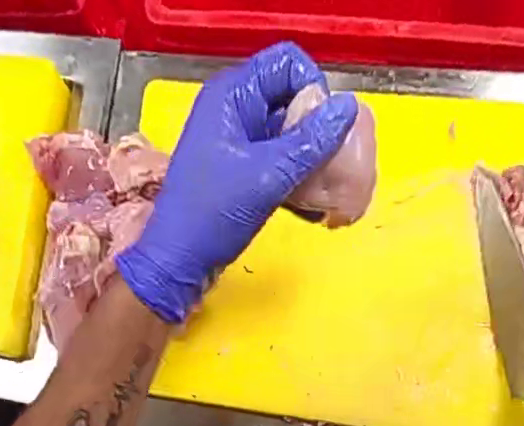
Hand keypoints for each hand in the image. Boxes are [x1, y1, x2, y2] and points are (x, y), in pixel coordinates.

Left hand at [115, 42, 359, 322]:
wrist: (177, 265)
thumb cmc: (209, 217)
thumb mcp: (267, 177)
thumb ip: (310, 142)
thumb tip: (346, 109)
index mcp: (231, 96)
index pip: (288, 63)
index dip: (314, 89)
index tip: (325, 131)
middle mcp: (232, 112)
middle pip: (291, 99)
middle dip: (316, 129)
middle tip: (330, 164)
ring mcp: (234, 145)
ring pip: (287, 135)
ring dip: (309, 159)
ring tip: (323, 189)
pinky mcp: (238, 174)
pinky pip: (277, 163)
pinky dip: (295, 179)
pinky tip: (309, 205)